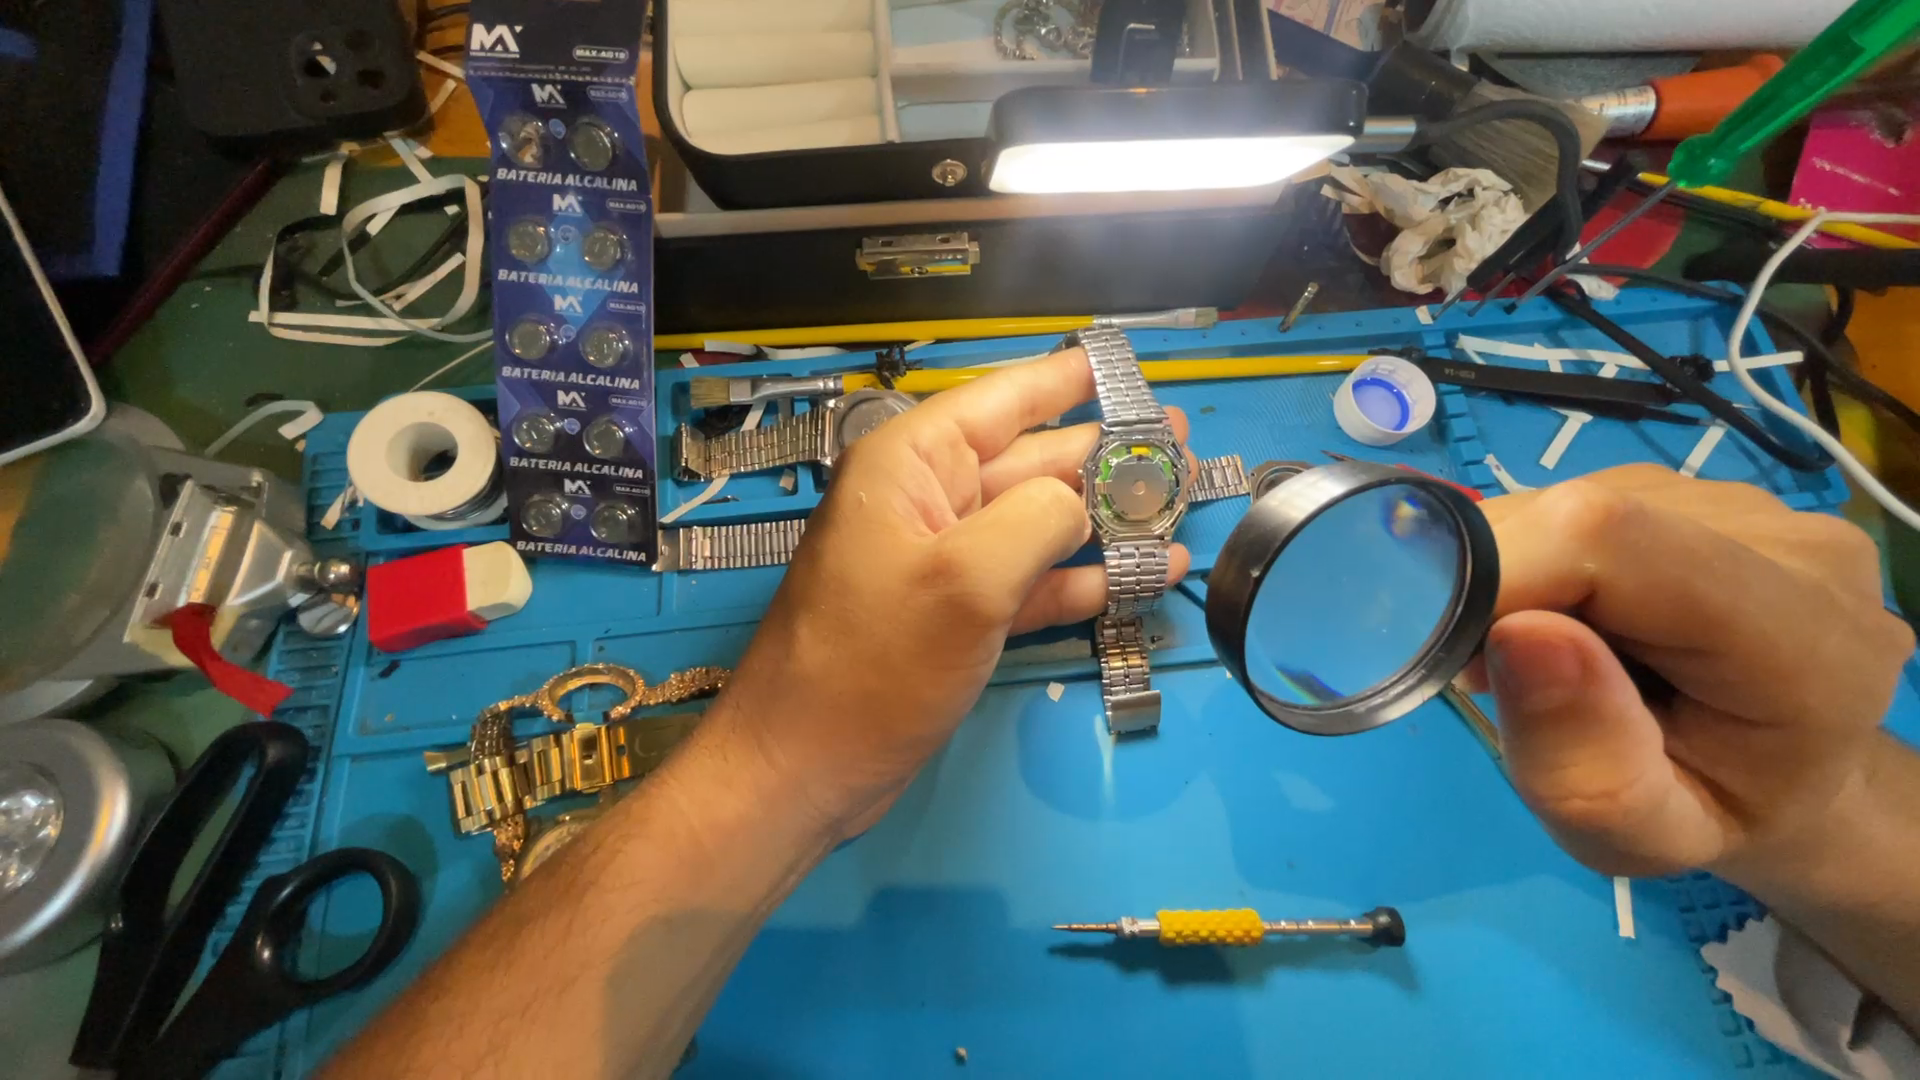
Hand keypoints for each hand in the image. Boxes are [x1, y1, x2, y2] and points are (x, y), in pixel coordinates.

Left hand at [709, 348, 1193, 838]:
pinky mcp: (962, 615)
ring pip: (1041, 524)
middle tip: (1177, 443)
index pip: (1001, 401)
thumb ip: (1038, 519)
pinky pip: (1034, 581)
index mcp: (913, 465)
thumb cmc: (873, 662)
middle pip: (1032, 461)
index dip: (1065, 379)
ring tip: (1176, 503)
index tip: (1122, 363)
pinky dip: (1086, 577)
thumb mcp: (964, 578)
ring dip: (1106, 518)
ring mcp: (949, 562)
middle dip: (1104, 452)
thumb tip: (1082, 500)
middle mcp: (931, 502)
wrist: (807, 768)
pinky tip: (1147, 572)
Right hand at [1471, 466, 1913, 886]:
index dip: (1498, 577)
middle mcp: (1781, 541)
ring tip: (1541, 651)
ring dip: (1506, 577)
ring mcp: (1739, 503)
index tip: (1465, 659)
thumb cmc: (1704, 818)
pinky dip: (1526, 561)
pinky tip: (1567, 615)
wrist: (1780, 779)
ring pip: (1553, 505)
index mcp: (1796, 636)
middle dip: (1493, 589)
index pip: (1601, 539)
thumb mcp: (1631, 834)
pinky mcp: (1690, 491)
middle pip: (1567, 518)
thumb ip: (1579, 761)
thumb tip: (1519, 629)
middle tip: (1500, 673)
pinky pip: (1560, 504)